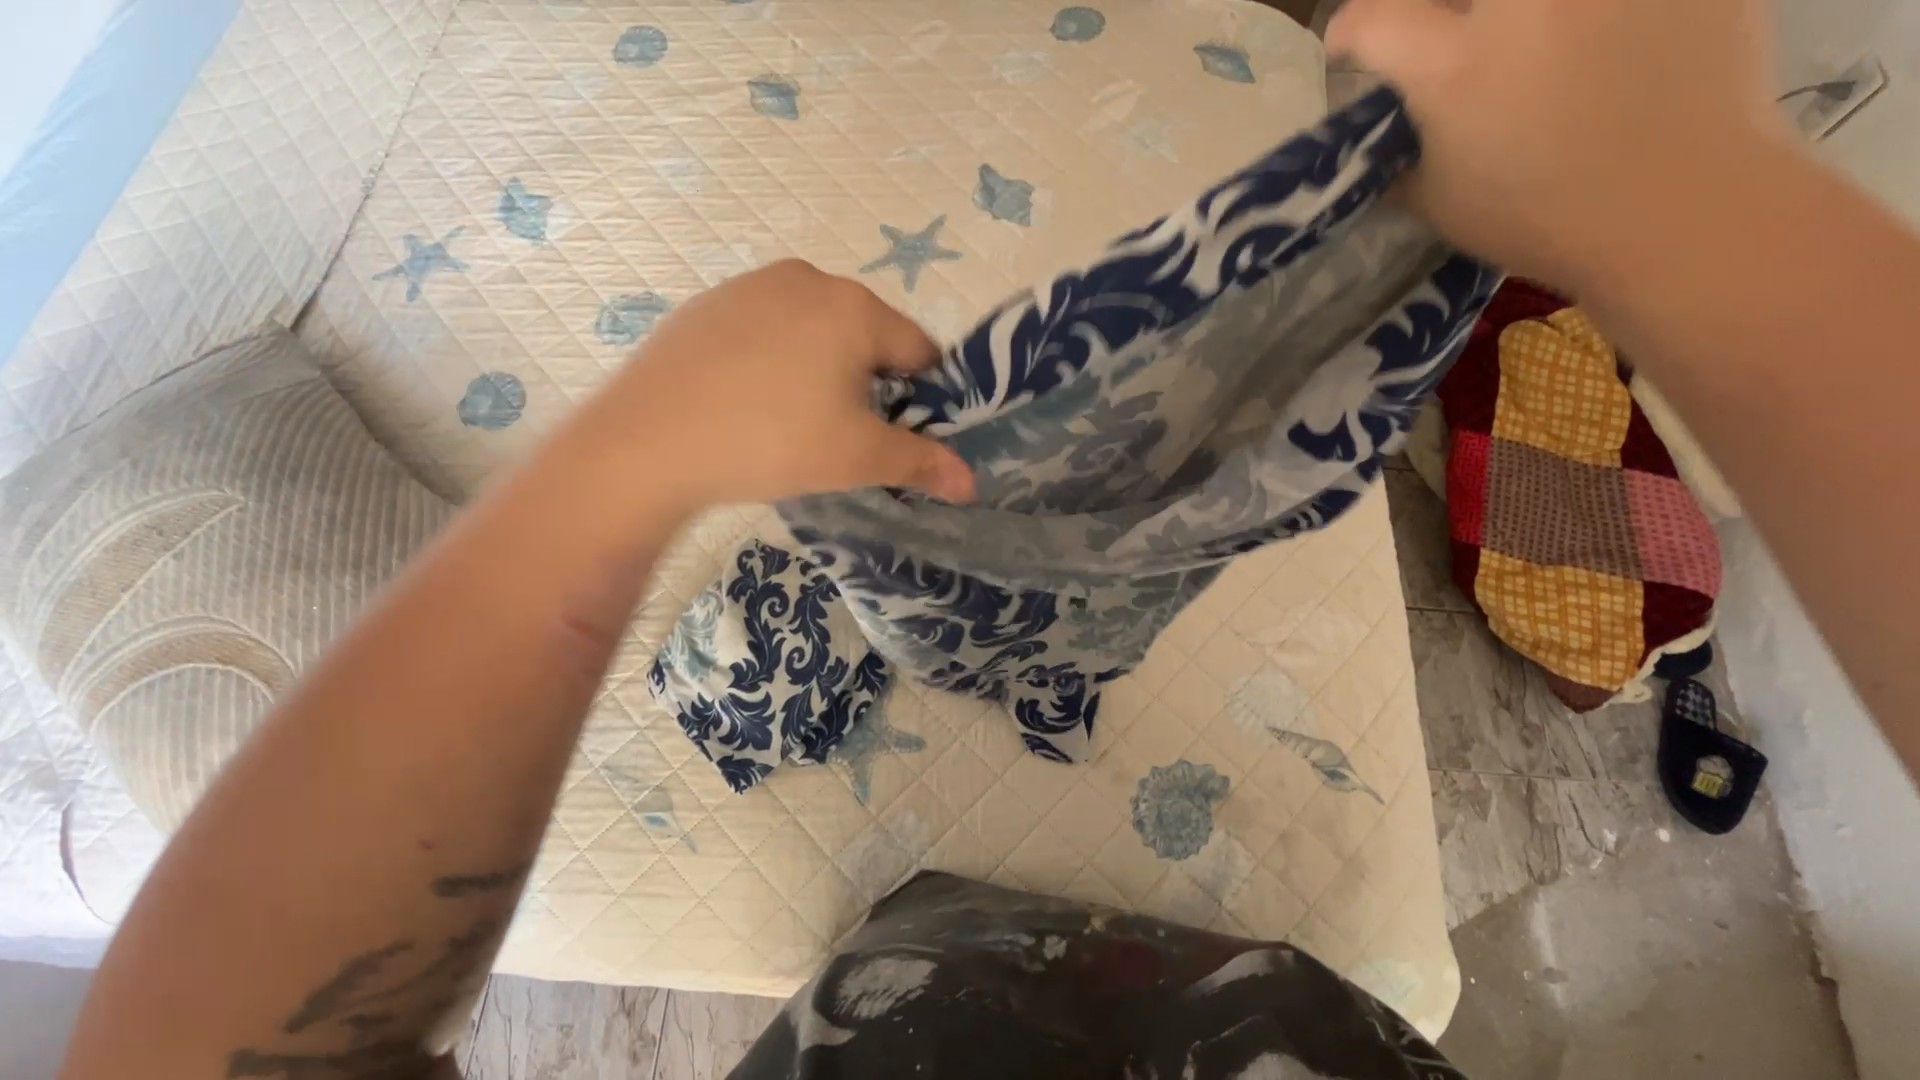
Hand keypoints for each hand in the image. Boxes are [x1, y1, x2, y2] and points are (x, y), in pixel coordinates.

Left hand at [587, 260, 975, 509]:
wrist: (647, 442)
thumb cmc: (771, 441)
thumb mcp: (856, 458)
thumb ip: (921, 462)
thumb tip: (972, 483)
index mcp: (855, 307)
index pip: (919, 350)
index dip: (920, 397)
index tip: (895, 435)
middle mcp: (808, 280)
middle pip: (866, 335)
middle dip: (867, 381)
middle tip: (839, 434)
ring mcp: (751, 287)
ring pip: (813, 331)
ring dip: (820, 370)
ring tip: (789, 421)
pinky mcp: (707, 305)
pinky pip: (765, 331)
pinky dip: (772, 362)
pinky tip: (746, 403)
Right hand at [1328, 0, 1791, 287]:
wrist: (1681, 208)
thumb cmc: (1541, 218)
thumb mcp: (1438, 203)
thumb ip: (1398, 157)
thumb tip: (1381, 135)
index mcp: (1453, 66)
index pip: (1374, 19)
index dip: (1350, 30)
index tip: (1349, 45)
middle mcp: (1523, 2)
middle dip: (1428, 7)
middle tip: (1440, 30)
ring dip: (1513, 17)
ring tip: (1526, 36)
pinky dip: (1592, 14)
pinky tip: (1594, 37)